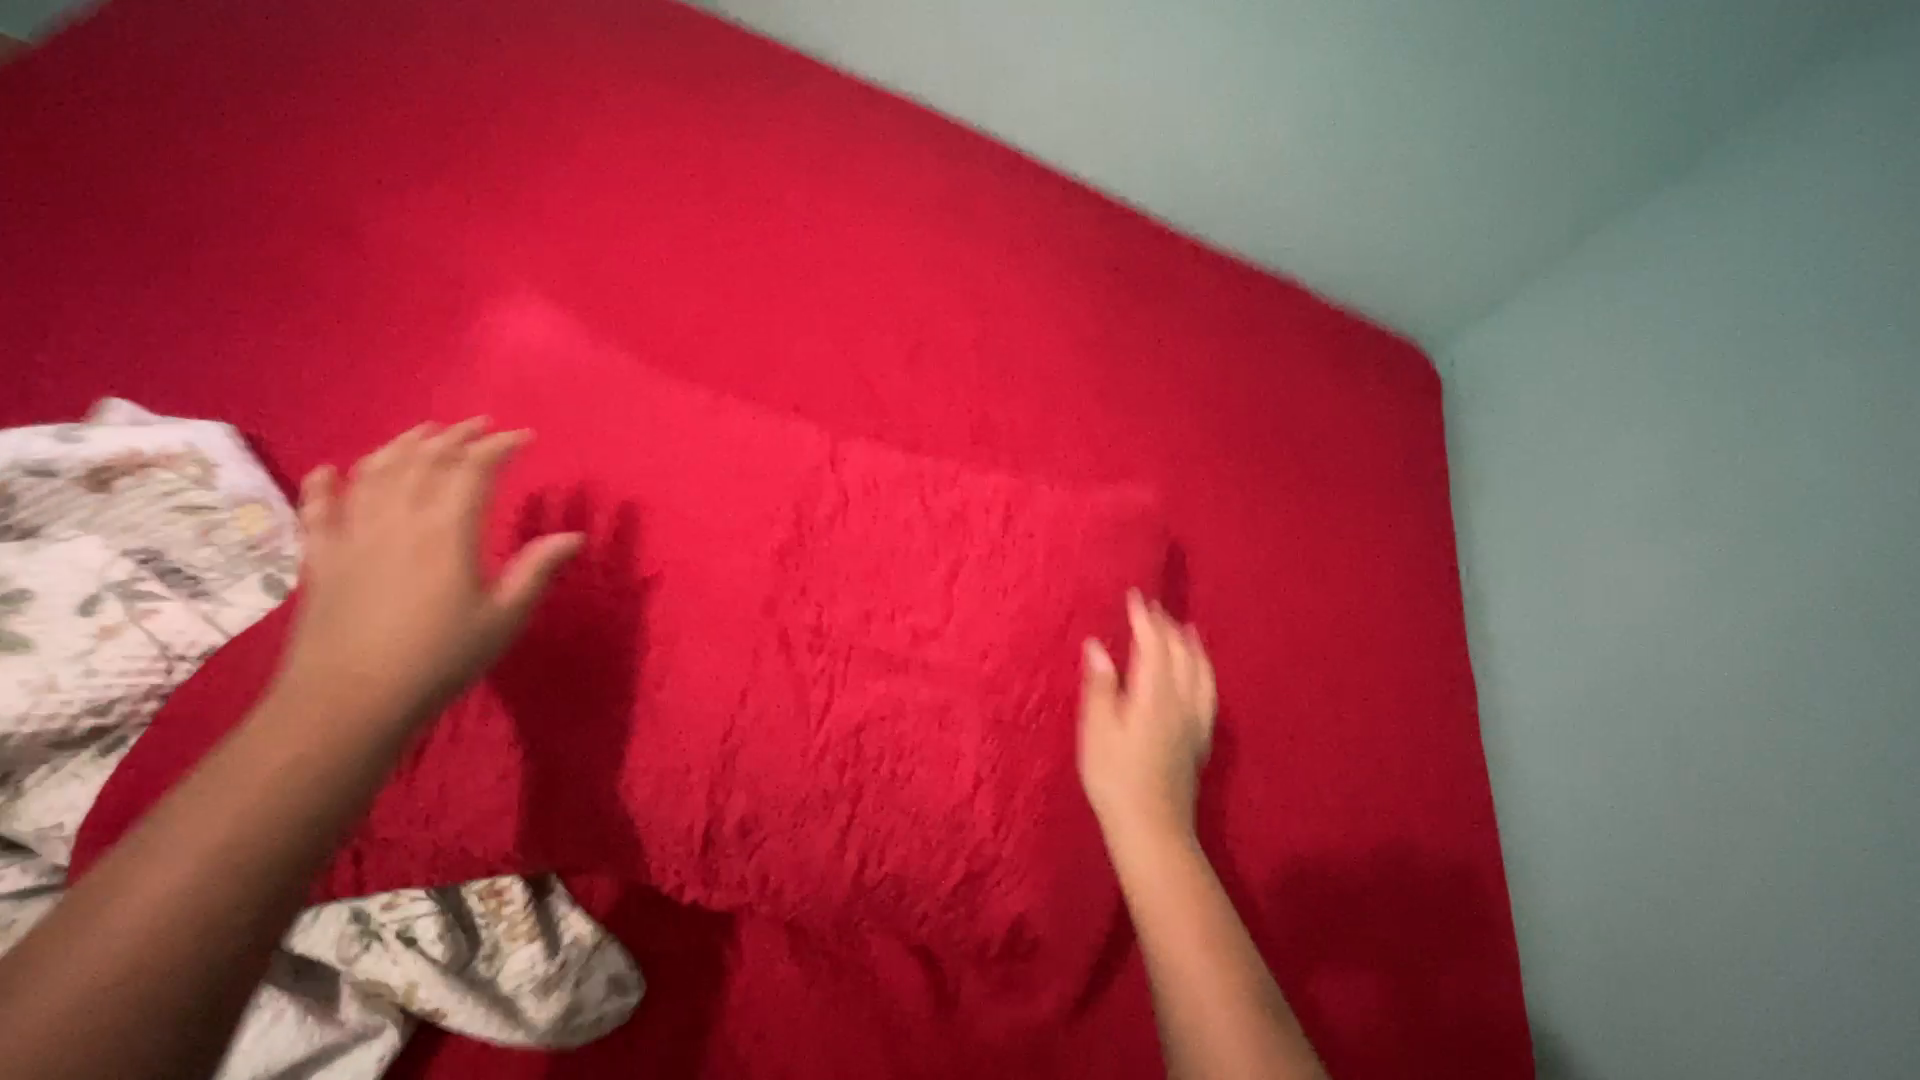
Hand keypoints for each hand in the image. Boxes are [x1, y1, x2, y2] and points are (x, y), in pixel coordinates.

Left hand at [274, 419, 582, 725]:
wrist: (350, 700)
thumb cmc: (440, 659)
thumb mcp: (504, 618)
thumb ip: (536, 570)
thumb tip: (573, 535)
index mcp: (447, 531)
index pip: (474, 469)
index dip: (499, 446)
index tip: (524, 437)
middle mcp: (398, 519)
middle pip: (424, 460)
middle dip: (455, 436)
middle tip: (478, 426)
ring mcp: (352, 534)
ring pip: (374, 472)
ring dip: (401, 446)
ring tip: (422, 433)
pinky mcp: (320, 557)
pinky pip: (318, 508)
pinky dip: (325, 484)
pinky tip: (331, 470)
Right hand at [1078, 590, 1217, 845]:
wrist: (1152, 827)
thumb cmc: (1115, 777)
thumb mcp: (1096, 730)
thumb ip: (1100, 685)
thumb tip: (1098, 646)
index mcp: (1155, 694)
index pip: (1154, 645)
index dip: (1144, 619)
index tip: (1135, 596)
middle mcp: (1182, 701)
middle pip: (1181, 654)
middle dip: (1167, 627)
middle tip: (1152, 609)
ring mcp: (1195, 721)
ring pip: (1201, 672)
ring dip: (1192, 646)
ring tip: (1186, 628)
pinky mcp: (1199, 740)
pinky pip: (1208, 693)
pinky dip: (1204, 672)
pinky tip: (1200, 675)